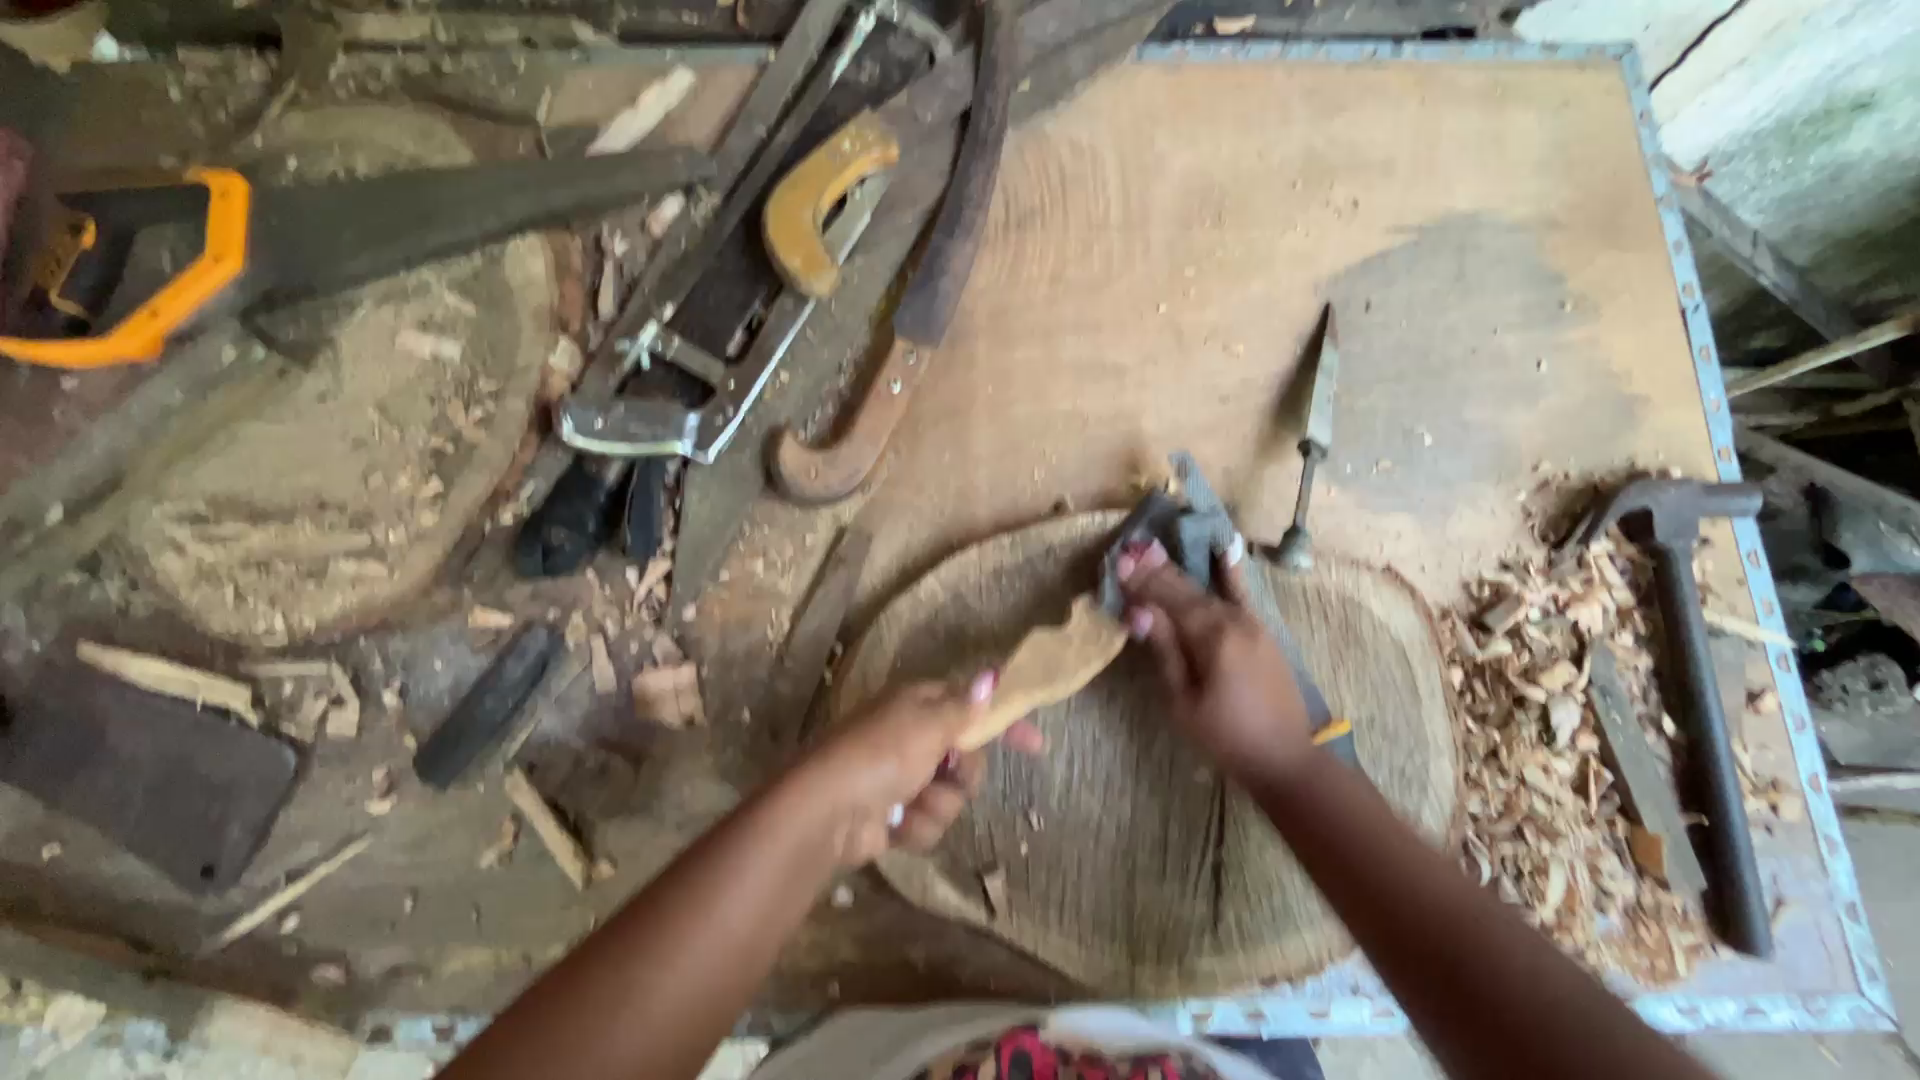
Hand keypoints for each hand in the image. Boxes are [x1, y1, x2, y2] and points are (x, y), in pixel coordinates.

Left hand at [788, 673, 1044, 866]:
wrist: (826, 812)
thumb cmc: (880, 755)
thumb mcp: (928, 723)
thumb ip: (965, 706)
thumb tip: (991, 674)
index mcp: (917, 705)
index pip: (971, 705)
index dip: (1003, 723)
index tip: (1035, 745)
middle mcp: (911, 738)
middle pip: (966, 759)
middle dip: (962, 775)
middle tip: (946, 774)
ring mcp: (901, 780)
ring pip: (951, 797)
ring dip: (936, 805)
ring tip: (908, 804)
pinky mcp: (893, 817)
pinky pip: (928, 824)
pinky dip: (914, 827)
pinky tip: (894, 825)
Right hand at [1118, 537, 1312, 783]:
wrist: (1284, 757)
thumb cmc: (1225, 737)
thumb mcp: (1183, 701)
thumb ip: (1164, 650)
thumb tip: (1139, 610)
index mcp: (1213, 636)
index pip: (1168, 599)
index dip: (1141, 581)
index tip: (1117, 561)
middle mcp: (1235, 619)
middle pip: (1187, 588)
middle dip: (1156, 570)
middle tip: (1129, 549)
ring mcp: (1253, 622)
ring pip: (1208, 590)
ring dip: (1179, 571)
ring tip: (1153, 549)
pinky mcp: (1262, 630)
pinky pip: (1239, 593)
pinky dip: (1228, 571)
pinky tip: (1222, 546)